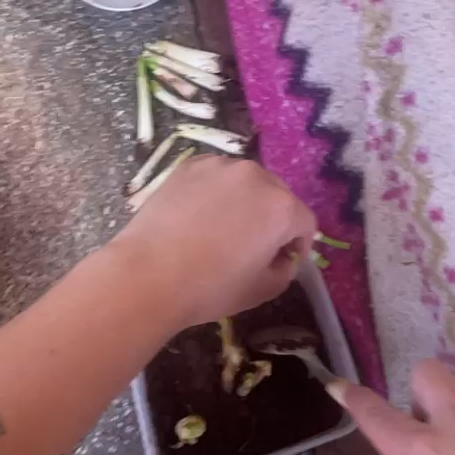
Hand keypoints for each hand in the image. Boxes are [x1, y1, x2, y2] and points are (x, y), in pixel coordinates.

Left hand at [107, 154, 316, 326]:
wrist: (149, 273)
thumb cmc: (211, 287)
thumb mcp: (261, 290)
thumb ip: (285, 269)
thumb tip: (282, 256)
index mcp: (281, 207)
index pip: (304, 222)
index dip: (297, 244)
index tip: (281, 261)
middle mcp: (256, 175)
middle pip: (277, 195)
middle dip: (272, 218)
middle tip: (252, 245)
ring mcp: (220, 165)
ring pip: (245, 181)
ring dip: (244, 200)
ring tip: (221, 228)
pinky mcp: (190, 164)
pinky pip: (215, 175)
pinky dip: (214, 191)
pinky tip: (197, 215)